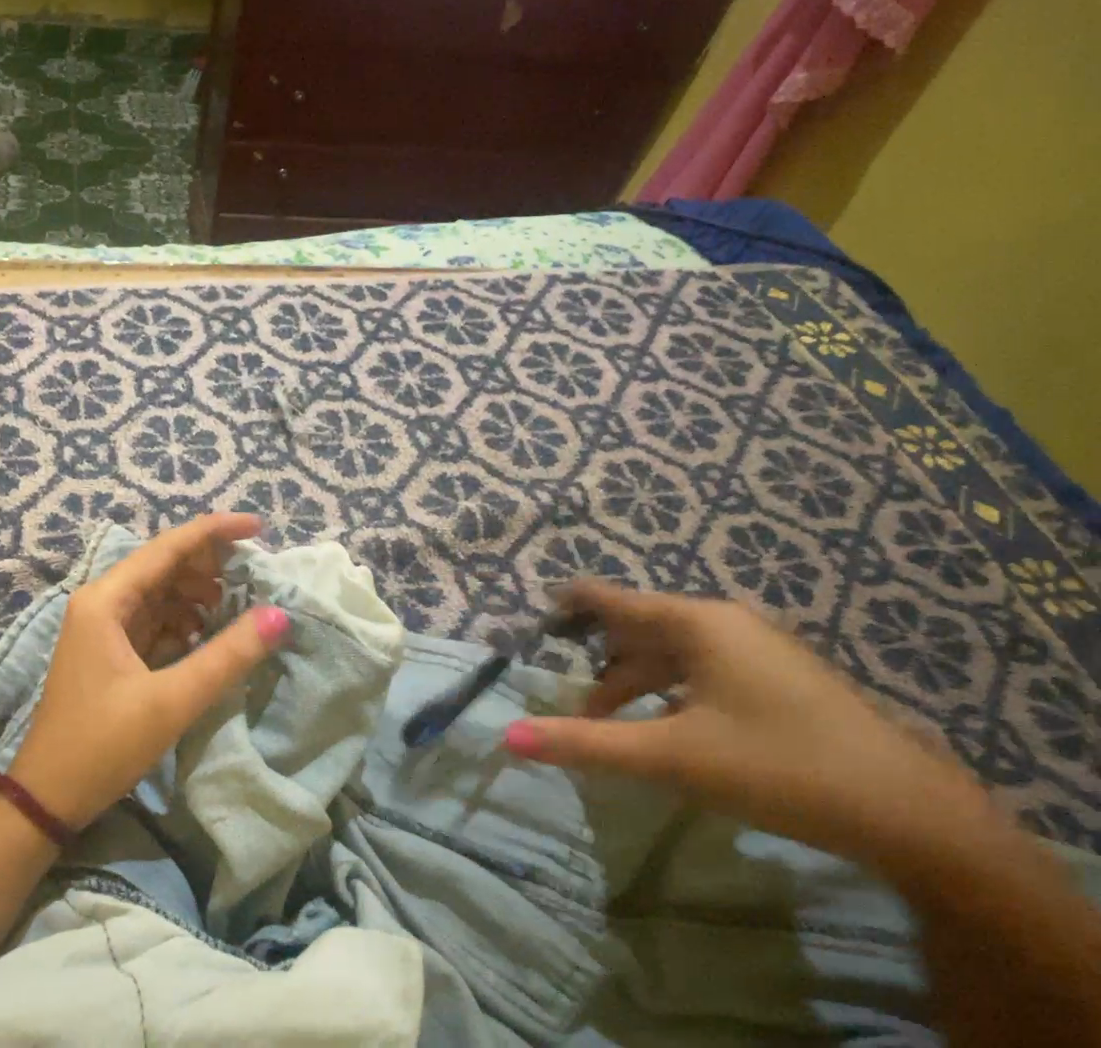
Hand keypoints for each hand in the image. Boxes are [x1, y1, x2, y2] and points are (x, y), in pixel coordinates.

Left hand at [7, 514, 291, 828]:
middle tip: (256, 575)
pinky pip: (152, 622)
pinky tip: (209, 637)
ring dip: (197, 596)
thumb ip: (227, 656)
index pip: (168, 547)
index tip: (260, 528)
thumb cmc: (104, 743)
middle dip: (209, 566)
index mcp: (106, 600)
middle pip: (163, 566)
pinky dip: (183, 623)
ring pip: (159, 595)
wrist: (49, 795)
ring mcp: (101, 629)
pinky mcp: (108, 654)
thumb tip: (279, 615)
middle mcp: (100, 603)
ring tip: (238, 608)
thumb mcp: (172, 700)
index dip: (215, 532)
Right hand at [505, 581, 987, 868]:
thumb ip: (585, 743)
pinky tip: (666, 727)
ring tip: (607, 720)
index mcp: (700, 625)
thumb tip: (507, 735)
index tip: (537, 602)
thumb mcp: (669, 757)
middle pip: (644, 629)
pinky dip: (671, 693)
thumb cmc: (777, 767)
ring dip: (636, 683)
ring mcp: (763, 654)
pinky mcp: (783, 684)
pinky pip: (705, 673)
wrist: (910, 816)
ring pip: (677, 656)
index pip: (616, 600)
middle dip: (601, 660)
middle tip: (564, 692)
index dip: (574, 601)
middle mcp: (729, 626)